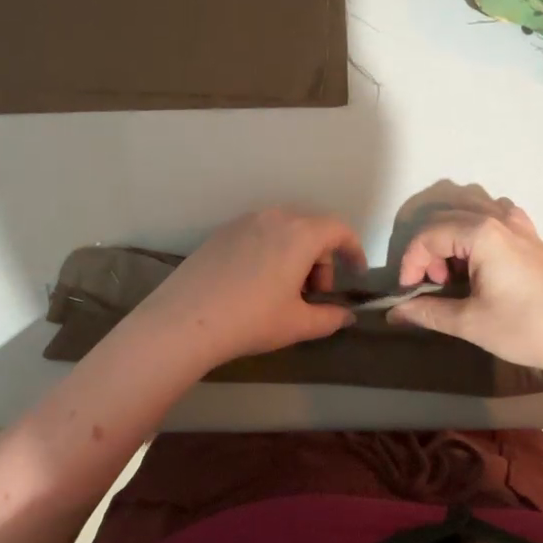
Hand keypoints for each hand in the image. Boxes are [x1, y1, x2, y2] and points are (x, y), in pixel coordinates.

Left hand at [132, 209, 366, 366]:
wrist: (186, 319)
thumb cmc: (251, 319)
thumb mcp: (297, 324)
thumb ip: (330, 317)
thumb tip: (346, 315)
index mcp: (300, 234)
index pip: (339, 229)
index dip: (353, 250)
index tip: (356, 274)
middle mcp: (274, 217)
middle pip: (311, 228)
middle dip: (321, 259)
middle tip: (313, 295)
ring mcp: (244, 221)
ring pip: (283, 230)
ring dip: (295, 255)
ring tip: (284, 291)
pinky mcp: (221, 232)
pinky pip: (258, 233)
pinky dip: (270, 251)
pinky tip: (255, 284)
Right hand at [387, 199, 542, 381]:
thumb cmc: (526, 329)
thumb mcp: (470, 323)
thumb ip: (428, 312)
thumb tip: (393, 313)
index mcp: (481, 233)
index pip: (428, 235)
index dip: (411, 262)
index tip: (408, 292)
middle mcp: (499, 219)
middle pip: (446, 216)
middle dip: (429, 249)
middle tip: (433, 285)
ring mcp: (521, 225)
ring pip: (472, 207)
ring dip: (452, 232)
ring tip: (455, 269)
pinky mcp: (535, 238)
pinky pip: (498, 214)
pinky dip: (480, 226)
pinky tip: (483, 256)